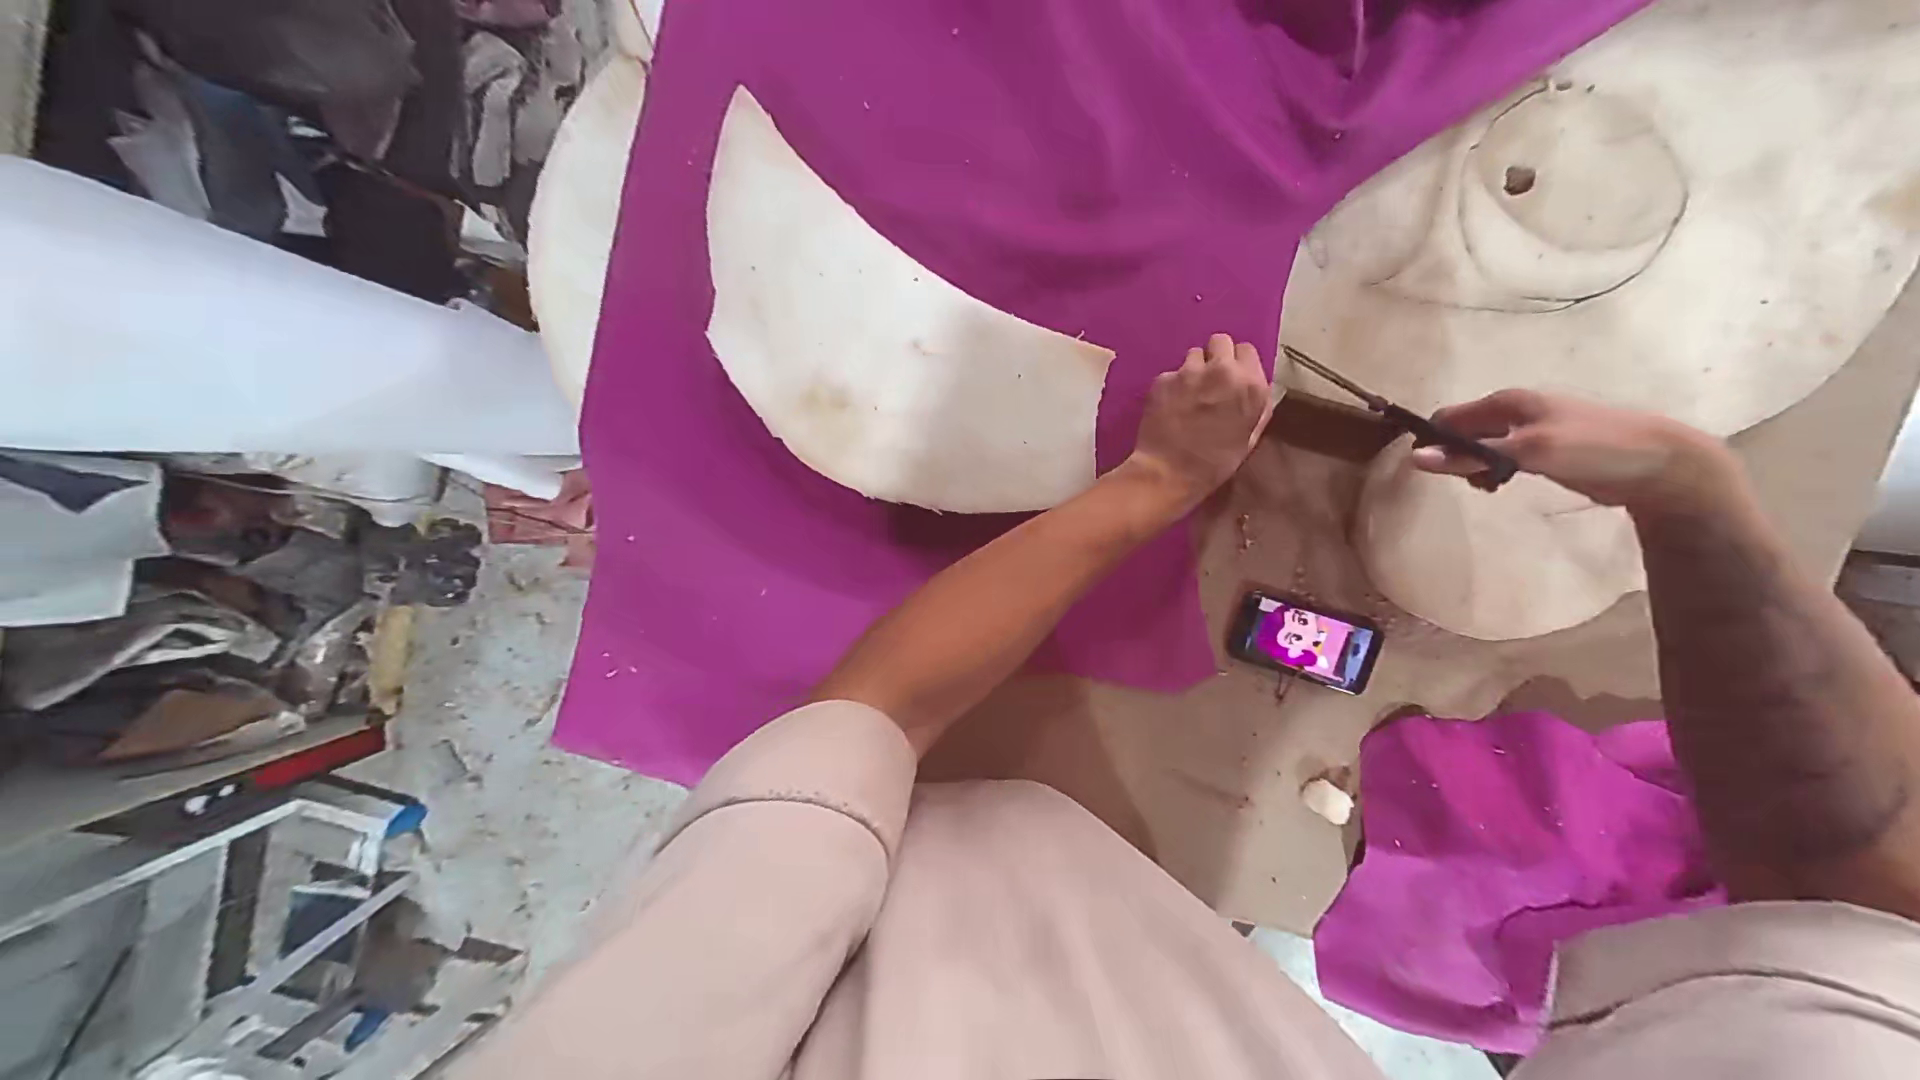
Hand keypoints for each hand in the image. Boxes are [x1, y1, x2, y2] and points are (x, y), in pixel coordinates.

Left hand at [1127, 333, 1274, 504]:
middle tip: (1208, 380)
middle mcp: (1223, 371)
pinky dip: (1170, 385)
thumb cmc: (1214, 464)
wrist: (1168, 473)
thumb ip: (1257, 406)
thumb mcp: (1248, 438)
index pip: (1246, 350)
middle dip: (1215, 356)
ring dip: (1192, 370)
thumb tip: (1256, 387)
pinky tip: (1168, 406)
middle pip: (1221, 341)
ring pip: (1193, 354)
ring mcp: (1190, 372)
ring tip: (1187, 395)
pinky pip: (1170, 373)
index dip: (1237, 363)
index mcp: (1251, 386)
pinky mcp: (1163, 379)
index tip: (1228, 378)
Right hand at [1409, 389, 1737, 513]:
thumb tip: (1415, 459)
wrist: (1664, 464)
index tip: (1435, 469)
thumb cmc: (1594, 449)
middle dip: (1455, 456)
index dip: (1433, 441)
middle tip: (1468, 480)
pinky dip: (1492, 470)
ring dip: (1473, 466)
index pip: (1446, 418)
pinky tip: (1501, 483)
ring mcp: (1529, 427)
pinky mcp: (1542, 447)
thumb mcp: (1526, 452)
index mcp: (1506, 401)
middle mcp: (1513, 409)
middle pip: (1461, 432)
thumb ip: (1470, 456)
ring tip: (1487, 485)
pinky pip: (1498, 456)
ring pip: (1478, 446)